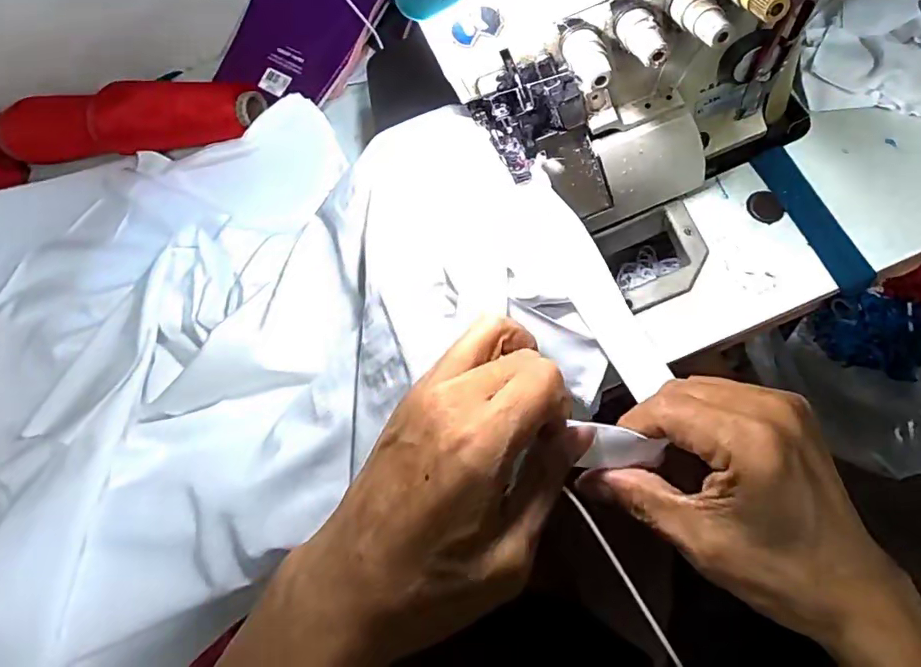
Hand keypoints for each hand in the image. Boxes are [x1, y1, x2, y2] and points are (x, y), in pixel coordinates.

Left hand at [220, 316, 587, 665]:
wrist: (343, 592)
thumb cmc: (430, 586)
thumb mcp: (508, 557)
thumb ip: (548, 481)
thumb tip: (577, 433)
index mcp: (478, 440)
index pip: (545, 375)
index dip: (559, 408)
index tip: (546, 445)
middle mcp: (451, 399)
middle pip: (525, 352)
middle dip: (543, 387)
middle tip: (531, 433)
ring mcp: (425, 389)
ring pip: (493, 329)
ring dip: (517, 359)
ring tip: (512, 406)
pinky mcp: (410, 393)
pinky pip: (464, 344)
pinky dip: (489, 357)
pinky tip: (485, 406)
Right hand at [580, 377, 920, 666]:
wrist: (850, 584)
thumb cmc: (776, 572)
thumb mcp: (702, 542)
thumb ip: (644, 499)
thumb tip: (593, 478)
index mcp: (750, 436)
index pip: (670, 405)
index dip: (632, 426)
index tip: (610, 457)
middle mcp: (770, 404)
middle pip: (688, 388)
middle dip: (655, 419)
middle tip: (636, 463)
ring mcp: (786, 401)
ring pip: (710, 386)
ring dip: (681, 415)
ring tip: (668, 460)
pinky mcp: (794, 407)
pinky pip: (735, 395)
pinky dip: (709, 414)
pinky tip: (704, 451)